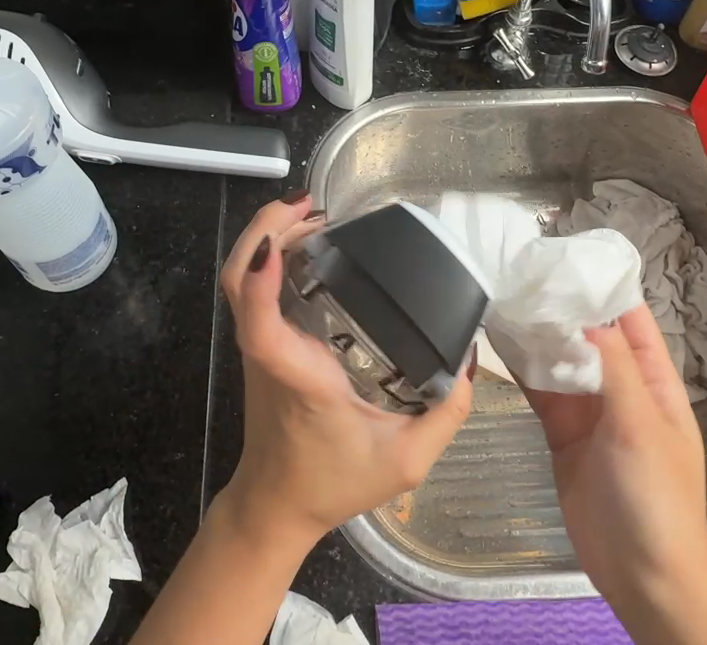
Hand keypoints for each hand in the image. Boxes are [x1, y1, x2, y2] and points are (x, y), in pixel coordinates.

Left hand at [217, 195, 475, 551]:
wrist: (277, 503)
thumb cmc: (334, 481)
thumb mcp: (405, 461)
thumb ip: (446, 414)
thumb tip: (469, 359)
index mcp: (298, 377)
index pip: (260, 327)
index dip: (259, 281)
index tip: (277, 246)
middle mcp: (269, 353)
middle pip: (238, 282)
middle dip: (262, 230)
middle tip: (310, 204)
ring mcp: (259, 346)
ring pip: (238, 280)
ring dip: (266, 235)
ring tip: (311, 212)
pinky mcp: (260, 344)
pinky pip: (251, 290)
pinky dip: (269, 255)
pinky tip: (306, 245)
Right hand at [523, 306, 706, 642]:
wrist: (641, 575)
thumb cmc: (656, 498)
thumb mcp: (641, 426)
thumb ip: (616, 369)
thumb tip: (590, 316)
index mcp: (654, 383)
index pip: (632, 322)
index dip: (605, 290)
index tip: (568, 259)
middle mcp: (622, 390)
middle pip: (589, 337)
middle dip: (562, 308)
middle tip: (522, 274)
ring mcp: (589, 413)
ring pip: (560, 362)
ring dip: (537, 336)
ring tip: (504, 299)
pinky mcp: (561, 434)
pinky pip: (541, 392)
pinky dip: (523, 370)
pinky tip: (500, 344)